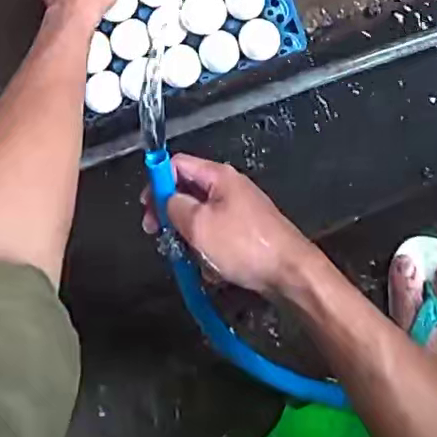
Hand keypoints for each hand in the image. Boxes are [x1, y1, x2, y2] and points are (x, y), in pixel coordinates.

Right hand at [141, 153, 319, 296]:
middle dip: (171, 215)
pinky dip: (209, 252)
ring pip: (200, 219)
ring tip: (194, 258)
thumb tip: (166, 199)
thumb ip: (174, 206)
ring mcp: (239, 210)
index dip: (158, 182)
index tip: (146, 207)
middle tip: (158, 235)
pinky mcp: (246, 233)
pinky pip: (216, 237)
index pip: (178, 164)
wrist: (289, 272)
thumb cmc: (243, 245)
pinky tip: (214, 270)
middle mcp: (229, 187)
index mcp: (219, 176)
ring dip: (191, 239)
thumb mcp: (199, 225)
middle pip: (188, 192)